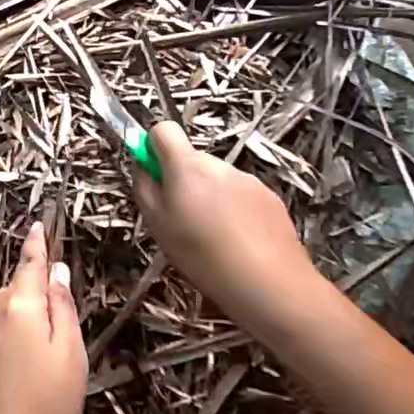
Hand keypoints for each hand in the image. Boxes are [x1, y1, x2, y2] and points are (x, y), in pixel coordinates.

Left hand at [0, 222, 86, 413]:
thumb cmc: (45, 408)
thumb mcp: (69, 355)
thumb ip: (62, 308)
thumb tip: (56, 272)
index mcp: (17, 304)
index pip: (30, 263)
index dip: (37, 244)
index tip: (37, 225)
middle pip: (16, 289)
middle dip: (34, 295)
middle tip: (59, 329)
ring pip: (2, 312)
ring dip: (20, 321)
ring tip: (41, 360)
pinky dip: (5, 339)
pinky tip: (16, 372)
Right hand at [132, 122, 321, 326]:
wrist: (269, 283)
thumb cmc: (201, 254)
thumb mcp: (157, 224)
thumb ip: (144, 188)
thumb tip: (143, 168)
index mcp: (187, 167)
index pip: (164, 130)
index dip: (153, 147)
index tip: (153, 175)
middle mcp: (218, 165)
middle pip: (191, 160)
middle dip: (182, 181)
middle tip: (180, 218)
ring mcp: (248, 180)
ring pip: (216, 180)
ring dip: (208, 197)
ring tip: (210, 236)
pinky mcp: (270, 198)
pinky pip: (240, 195)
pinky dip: (232, 210)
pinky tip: (236, 242)